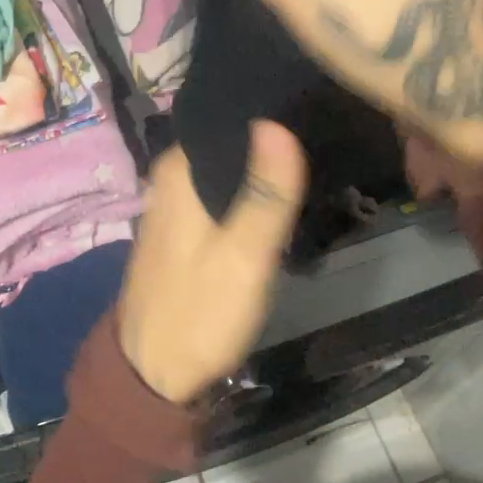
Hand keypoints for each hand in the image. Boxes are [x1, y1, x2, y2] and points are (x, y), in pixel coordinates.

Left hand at [118, 121, 307, 403]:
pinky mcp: (185, 229)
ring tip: (316, 160)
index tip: (317, 108)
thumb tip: (276, 120)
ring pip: (228, 171)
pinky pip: (222, 195)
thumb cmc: (199, 313)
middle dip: (273, 141)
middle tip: (328, 136)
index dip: (270, 112)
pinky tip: (281, 198)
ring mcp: (176, 204)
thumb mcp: (242, 256)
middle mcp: (171, 178)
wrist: (154, 375)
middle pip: (231, 144)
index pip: (228, 119)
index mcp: (178, 172)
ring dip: (264, 170)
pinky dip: (248, 195)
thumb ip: (264, 193)